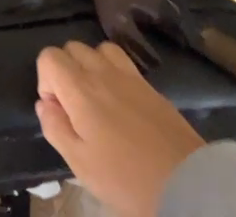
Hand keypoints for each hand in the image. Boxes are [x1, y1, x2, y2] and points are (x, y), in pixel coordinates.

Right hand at [35, 41, 205, 216]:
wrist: (191, 187)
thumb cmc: (127, 179)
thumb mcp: (79, 163)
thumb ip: (54, 127)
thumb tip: (45, 104)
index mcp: (81, 89)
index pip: (49, 57)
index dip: (46, 80)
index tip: (58, 110)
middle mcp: (104, 73)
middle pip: (73, 48)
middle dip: (66, 70)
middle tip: (75, 108)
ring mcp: (132, 78)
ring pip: (100, 49)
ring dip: (92, 66)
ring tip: (98, 99)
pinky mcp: (153, 89)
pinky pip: (125, 64)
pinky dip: (114, 73)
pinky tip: (122, 105)